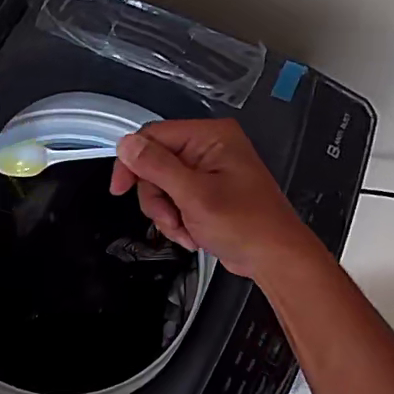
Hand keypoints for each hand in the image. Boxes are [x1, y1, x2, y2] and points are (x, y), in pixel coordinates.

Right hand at [109, 119, 318, 279]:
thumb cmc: (248, 226)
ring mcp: (205, 170)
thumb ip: (156, 167)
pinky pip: (171, 200)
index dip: (132, 163)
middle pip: (152, 165)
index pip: (152, 137)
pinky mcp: (203, 190)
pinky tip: (191, 231)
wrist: (272, 257)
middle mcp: (208, 148)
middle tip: (170, 216)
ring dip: (164, 213)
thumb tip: (127, 145)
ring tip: (184, 228)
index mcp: (210, 137)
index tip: (120, 188)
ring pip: (158, 186)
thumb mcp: (194, 195)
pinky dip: (174, 220)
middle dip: (156, 197)